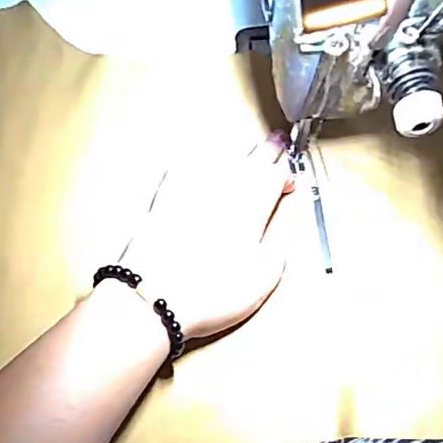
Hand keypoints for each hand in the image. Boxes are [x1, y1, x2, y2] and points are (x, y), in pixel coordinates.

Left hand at [120, 134, 295, 340]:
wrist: (153, 297)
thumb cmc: (210, 291)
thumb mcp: (263, 278)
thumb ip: (276, 249)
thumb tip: (277, 235)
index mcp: (252, 203)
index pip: (276, 172)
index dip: (286, 173)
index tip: (289, 178)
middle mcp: (222, 187)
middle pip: (250, 157)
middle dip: (266, 152)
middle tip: (274, 145)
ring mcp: (190, 188)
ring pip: (221, 156)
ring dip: (237, 154)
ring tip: (245, 154)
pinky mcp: (164, 196)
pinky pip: (188, 165)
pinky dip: (203, 161)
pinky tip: (204, 164)